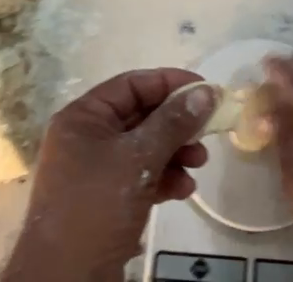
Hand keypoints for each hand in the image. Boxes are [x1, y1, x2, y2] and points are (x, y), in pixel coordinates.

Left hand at [0, 68, 215, 281]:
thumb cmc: (95, 209)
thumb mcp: (137, 160)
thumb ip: (172, 123)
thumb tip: (205, 91)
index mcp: (84, 118)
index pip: (132, 85)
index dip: (170, 83)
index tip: (206, 90)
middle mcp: (87, 138)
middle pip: (141, 115)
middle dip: (177, 123)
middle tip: (209, 130)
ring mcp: (95, 170)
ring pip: (144, 147)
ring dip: (175, 152)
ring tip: (200, 163)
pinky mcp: (105, 199)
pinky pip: (140, 176)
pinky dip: (164, 178)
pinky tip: (184, 189)